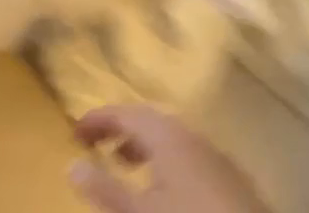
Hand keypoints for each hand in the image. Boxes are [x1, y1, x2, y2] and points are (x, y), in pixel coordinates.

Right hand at [68, 106, 269, 212]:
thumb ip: (103, 188)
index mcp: (167, 136)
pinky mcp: (236, 186)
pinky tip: (167, 195)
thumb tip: (71, 165)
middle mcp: (193, 138)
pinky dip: (169, 166)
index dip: (97, 120)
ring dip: (145, 149)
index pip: (124, 113)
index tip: (74, 135)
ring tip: (128, 170)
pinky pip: (192, 161)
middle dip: (121, 132)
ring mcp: (219, 161)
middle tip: (97, 148)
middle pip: (150, 123)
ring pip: (173, 142)